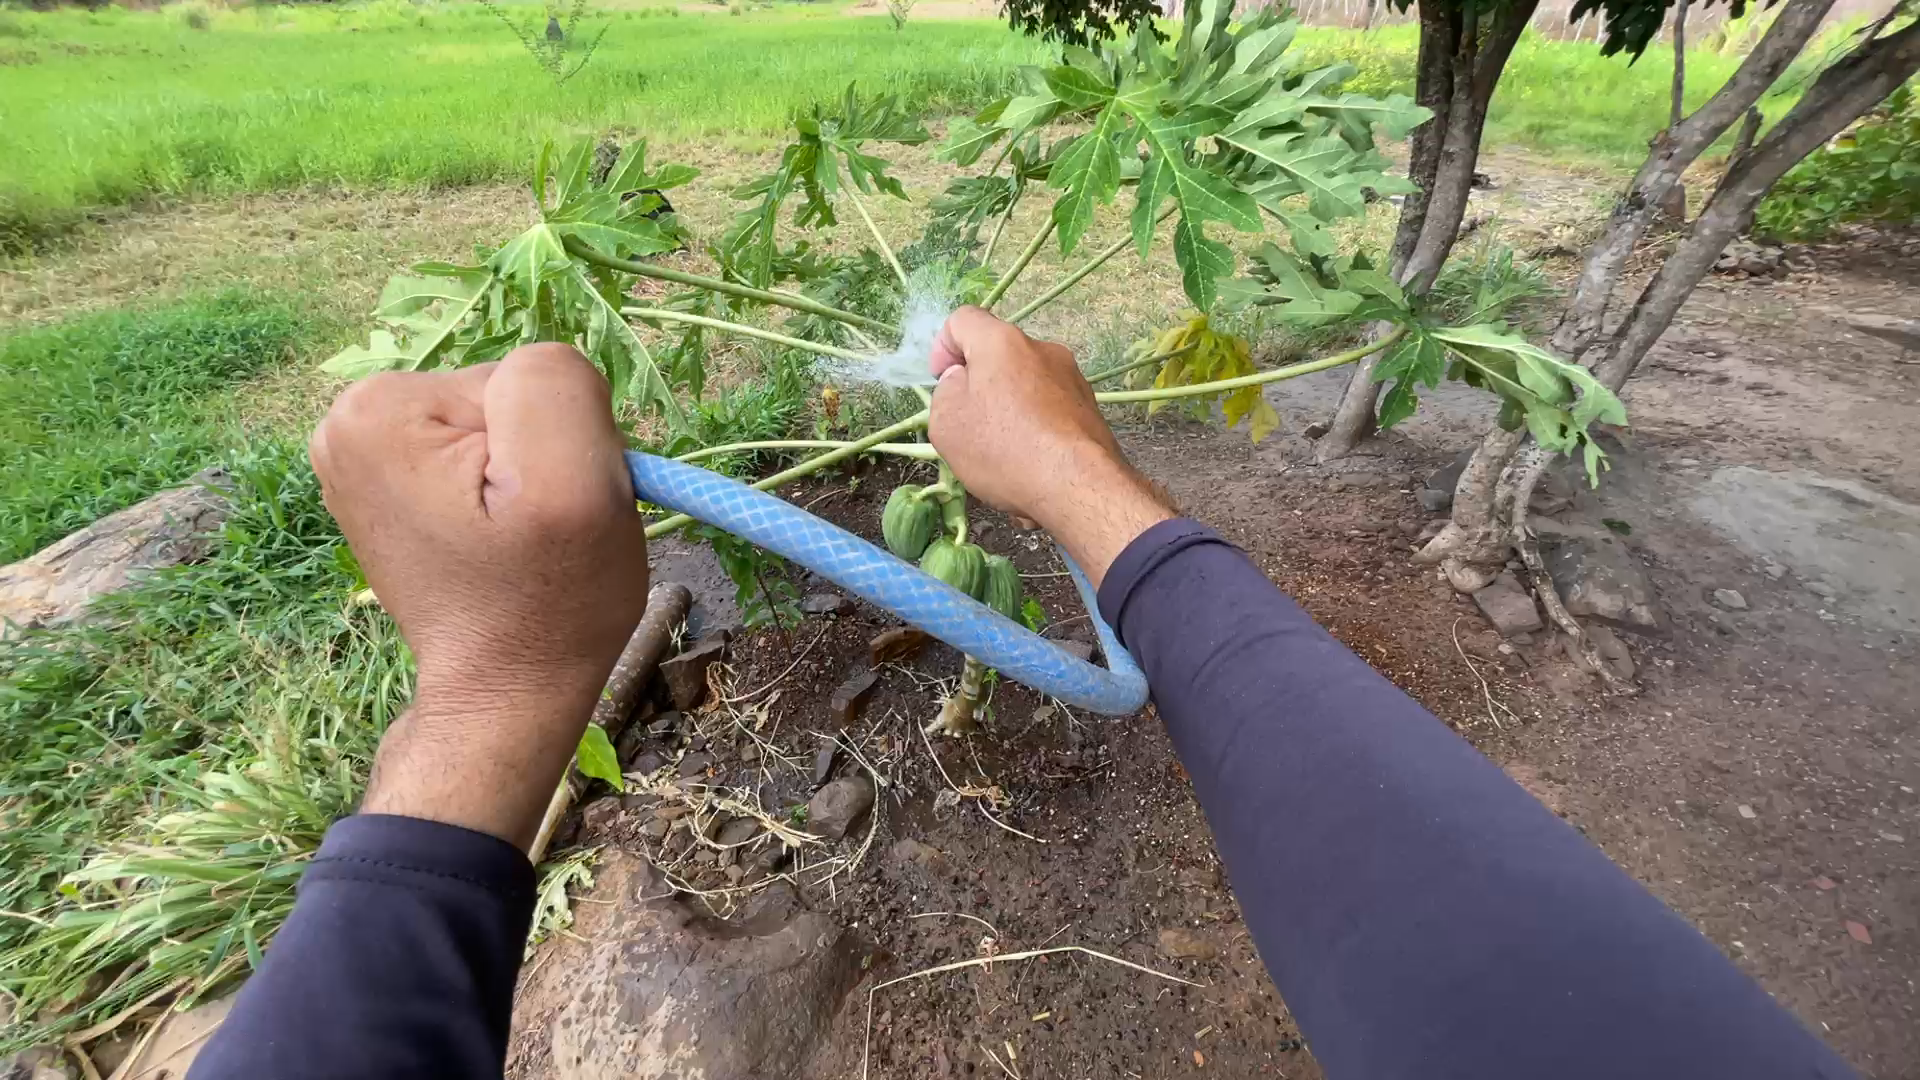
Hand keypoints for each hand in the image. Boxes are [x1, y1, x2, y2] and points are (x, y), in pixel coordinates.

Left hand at [309, 344, 648, 851]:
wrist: (509, 690)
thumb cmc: (552, 600)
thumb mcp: (575, 487)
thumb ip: (560, 389)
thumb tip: (551, 369)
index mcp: (382, 410)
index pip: (527, 377)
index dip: (570, 440)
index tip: (560, 505)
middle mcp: (352, 420)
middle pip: (509, 398)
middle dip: (550, 454)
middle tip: (551, 525)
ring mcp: (367, 457)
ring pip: (505, 427)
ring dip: (536, 474)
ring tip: (530, 538)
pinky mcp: (394, 487)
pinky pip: (483, 456)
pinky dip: (513, 491)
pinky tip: (507, 539)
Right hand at [928, 307, 1171, 586]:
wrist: (1077, 486)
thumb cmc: (1004, 449)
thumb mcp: (947, 423)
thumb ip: (946, 392)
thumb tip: (963, 382)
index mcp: (1002, 342)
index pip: (964, 320)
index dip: (943, 347)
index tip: (940, 380)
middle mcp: (1042, 350)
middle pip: (998, 358)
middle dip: (978, 388)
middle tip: (968, 427)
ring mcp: (1072, 379)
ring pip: (1025, 389)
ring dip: (1008, 414)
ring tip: (1001, 458)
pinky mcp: (1089, 409)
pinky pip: (1048, 415)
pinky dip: (1034, 433)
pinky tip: (1030, 468)